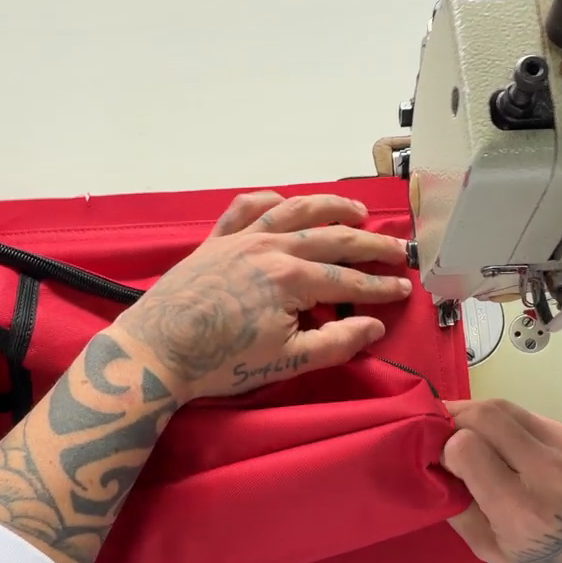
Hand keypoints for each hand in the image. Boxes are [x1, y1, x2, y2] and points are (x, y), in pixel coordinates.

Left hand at [108, 192, 412, 403]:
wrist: (158, 351)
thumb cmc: (221, 362)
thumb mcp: (287, 361)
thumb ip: (336, 343)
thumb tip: (374, 327)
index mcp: (291, 278)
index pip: (348, 279)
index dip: (380, 286)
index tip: (404, 289)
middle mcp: (270, 247)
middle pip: (332, 239)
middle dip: (370, 244)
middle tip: (397, 249)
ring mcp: (240, 239)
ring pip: (295, 211)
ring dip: (330, 208)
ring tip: (356, 212)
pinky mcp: (215, 241)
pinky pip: (245, 208)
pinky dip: (269, 200)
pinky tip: (283, 202)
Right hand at [442, 399, 561, 562]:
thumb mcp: (492, 550)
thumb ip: (458, 505)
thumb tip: (433, 465)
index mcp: (521, 509)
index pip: (464, 447)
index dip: (444, 448)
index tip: (440, 459)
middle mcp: (548, 471)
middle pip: (484, 414)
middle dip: (455, 417)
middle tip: (442, 430)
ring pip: (508, 407)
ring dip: (480, 415)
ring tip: (468, 430)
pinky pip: (533, 418)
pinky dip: (510, 425)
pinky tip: (506, 443)